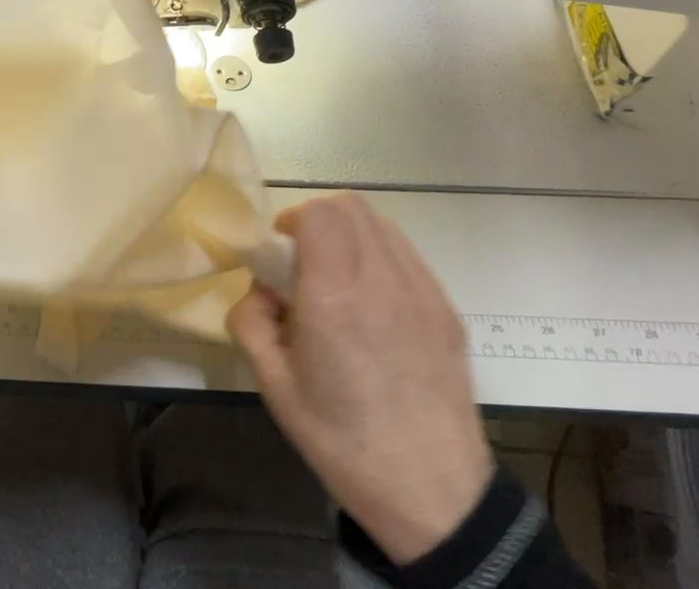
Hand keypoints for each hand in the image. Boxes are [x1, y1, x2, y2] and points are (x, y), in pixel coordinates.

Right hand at [227, 193, 493, 565]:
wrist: (431, 491)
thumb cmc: (340, 439)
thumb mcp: (273, 384)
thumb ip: (252, 321)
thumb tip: (261, 291)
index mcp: (334, 298)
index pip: (317, 214)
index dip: (290, 220)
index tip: (277, 250)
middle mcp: (382, 282)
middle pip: (351, 207)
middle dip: (316, 219)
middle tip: (299, 260)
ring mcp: (422, 293)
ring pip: (382, 225)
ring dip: (349, 233)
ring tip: (335, 278)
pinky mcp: (446, 311)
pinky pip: (407, 256)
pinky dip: (378, 256)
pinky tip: (369, 301)